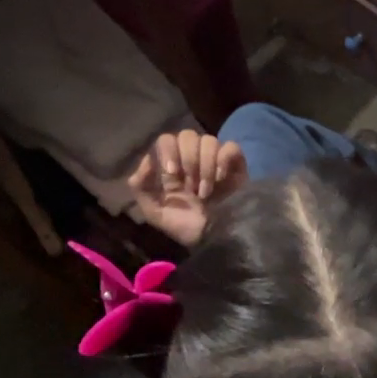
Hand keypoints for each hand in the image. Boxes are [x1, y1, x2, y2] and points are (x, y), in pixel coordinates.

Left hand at [127, 130, 246, 245]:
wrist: (210, 242)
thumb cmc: (182, 227)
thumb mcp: (153, 211)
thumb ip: (140, 186)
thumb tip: (149, 159)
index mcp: (173, 164)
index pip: (168, 139)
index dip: (169, 150)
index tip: (173, 173)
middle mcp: (194, 158)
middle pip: (189, 135)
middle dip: (189, 160)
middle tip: (191, 187)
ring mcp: (216, 161)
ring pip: (210, 141)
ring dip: (205, 166)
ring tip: (206, 192)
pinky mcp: (236, 168)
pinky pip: (231, 148)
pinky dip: (224, 159)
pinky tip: (220, 178)